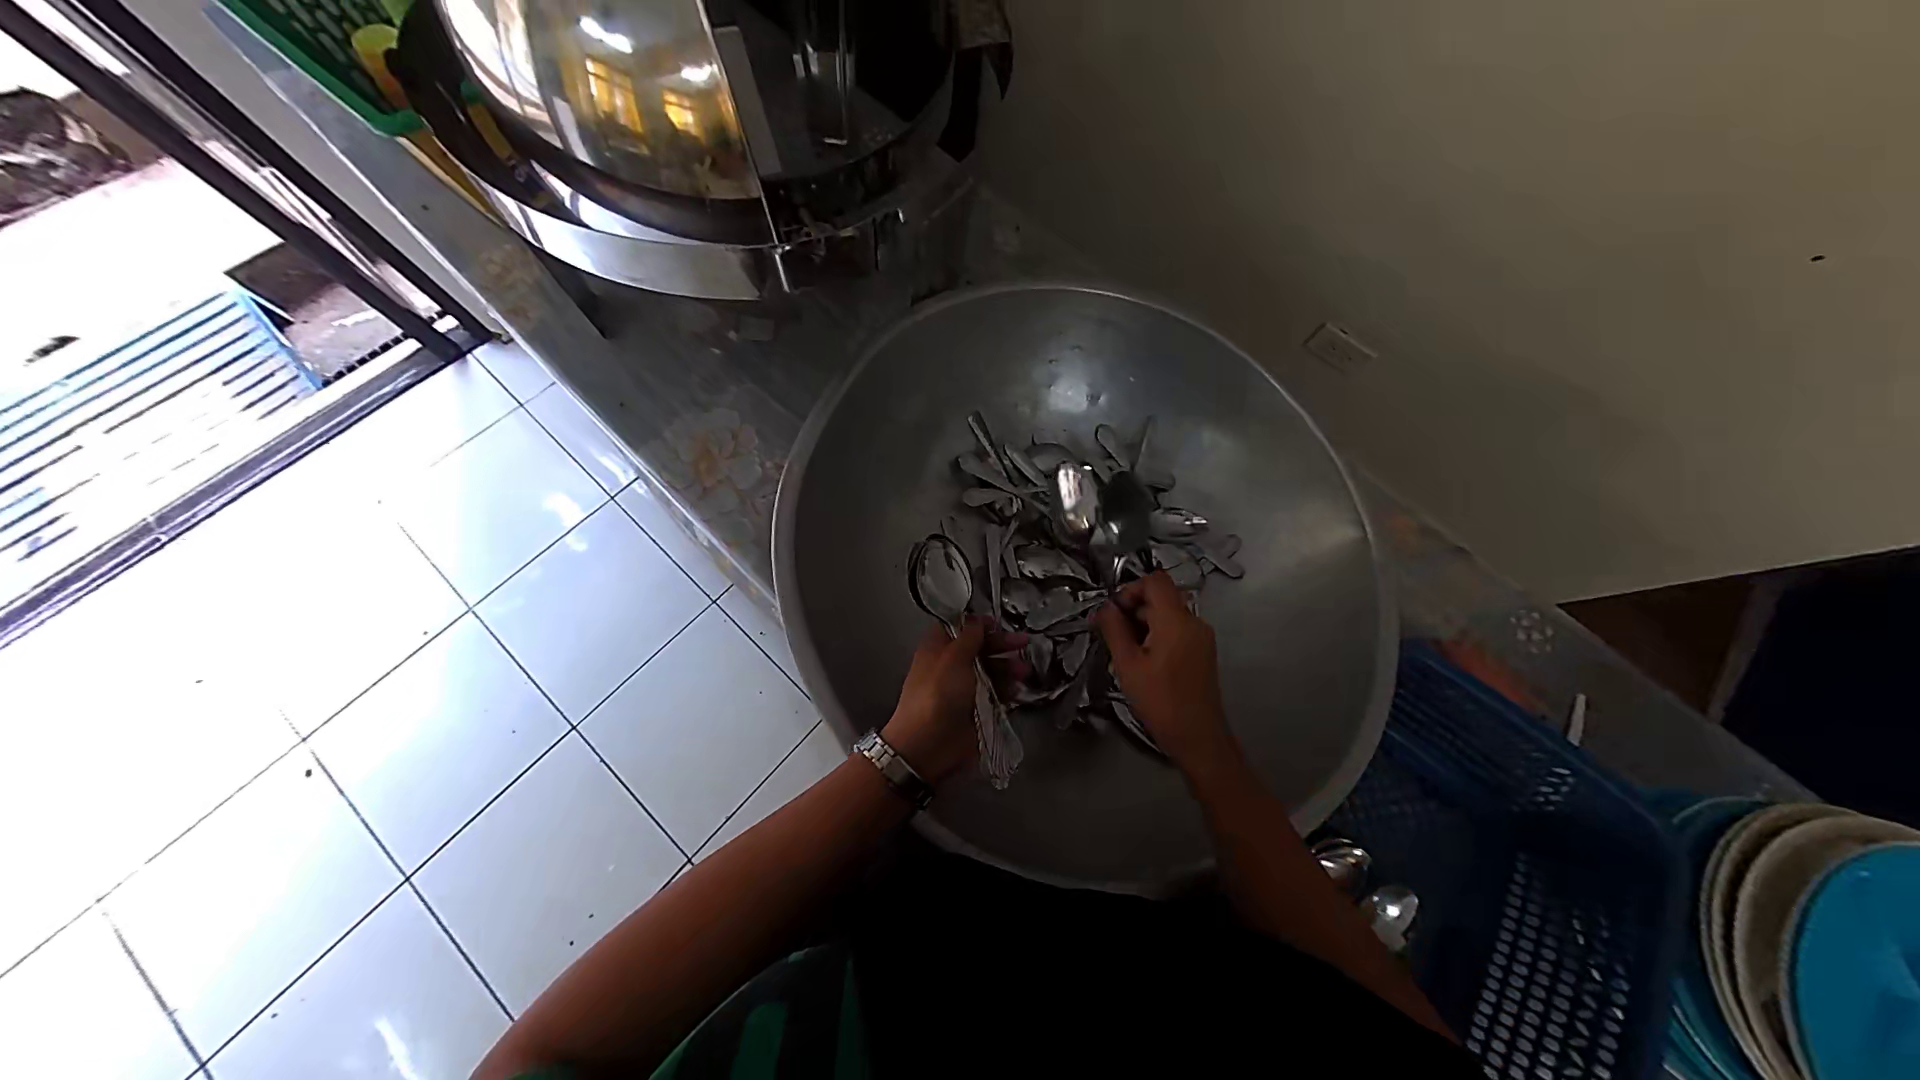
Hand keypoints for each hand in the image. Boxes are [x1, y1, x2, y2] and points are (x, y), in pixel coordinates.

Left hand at [881, 618, 1026, 783]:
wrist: (929, 745)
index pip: (959, 627)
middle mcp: (951, 666)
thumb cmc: (936, 695)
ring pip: (991, 671)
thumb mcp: (953, 657)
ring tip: (1024, 670)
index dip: (978, 623)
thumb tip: (977, 620)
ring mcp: (964, 688)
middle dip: (1001, 645)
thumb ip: (969, 636)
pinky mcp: (976, 709)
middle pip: (980, 648)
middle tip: (1022, 643)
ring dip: (1008, 668)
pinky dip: (1008, 690)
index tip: (998, 623)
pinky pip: (996, 695)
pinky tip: (1017, 690)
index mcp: (938, 648)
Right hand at [1095, 572, 1234, 774]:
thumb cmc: (1161, 702)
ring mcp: (1201, 637)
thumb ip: (1114, 629)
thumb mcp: (1128, 665)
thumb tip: (1105, 608)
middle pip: (1160, 597)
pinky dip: (1157, 636)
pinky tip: (1143, 661)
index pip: (1155, 581)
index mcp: (1176, 620)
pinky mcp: (1202, 651)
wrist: (1198, 737)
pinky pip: (1177, 630)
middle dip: (1133, 610)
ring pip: (1167, 614)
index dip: (1130, 589)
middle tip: (1111, 634)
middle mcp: (1194, 622)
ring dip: (1143, 624)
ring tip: (1125, 653)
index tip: (1113, 612)